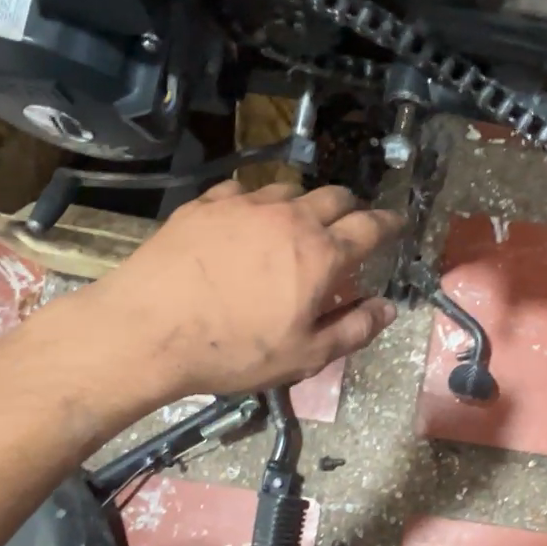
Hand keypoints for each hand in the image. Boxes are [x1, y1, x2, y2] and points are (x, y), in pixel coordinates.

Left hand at [79, 181, 402, 398]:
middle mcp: (288, 218)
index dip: (389, 224)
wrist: (149, 330)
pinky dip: (257, 204)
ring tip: (298, 226)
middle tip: (351, 225)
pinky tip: (247, 224)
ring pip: (289, 189)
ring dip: (304, 204)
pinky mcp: (204, 204)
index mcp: (320, 254)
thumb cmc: (234, 351)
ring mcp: (243, 205)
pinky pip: (243, 191)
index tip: (398, 223)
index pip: (369, 227)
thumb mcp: (305, 356)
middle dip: (351, 208)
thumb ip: (353, 329)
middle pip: (333, 196)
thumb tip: (388, 309)